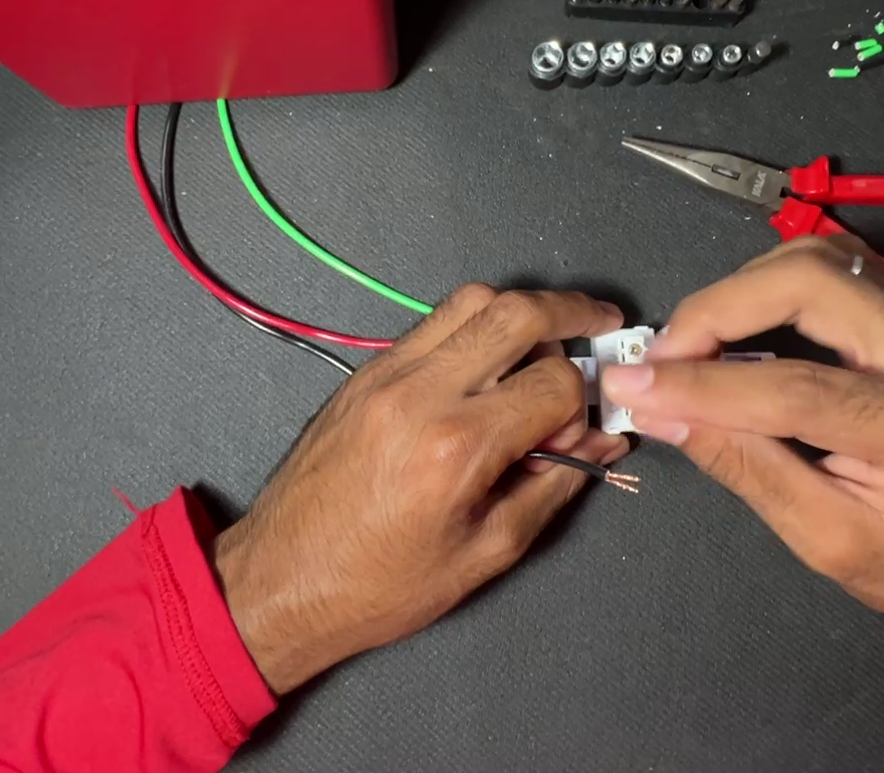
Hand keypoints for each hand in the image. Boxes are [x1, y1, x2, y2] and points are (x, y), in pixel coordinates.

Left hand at [214, 285, 627, 693]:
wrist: (280, 577)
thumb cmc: (385, 584)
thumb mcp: (487, 552)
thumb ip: (553, 485)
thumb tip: (601, 438)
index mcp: (457, 445)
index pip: (554, 384)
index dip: (586, 399)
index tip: (587, 420)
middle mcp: (423, 389)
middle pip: (516, 313)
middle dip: (573, 311)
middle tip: (603, 323)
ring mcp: (389, 369)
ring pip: (473, 300)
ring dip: (522, 308)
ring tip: (549, 337)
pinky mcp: (369, 367)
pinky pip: (436, 321)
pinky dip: (477, 324)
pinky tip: (492, 356)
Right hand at [600, 237, 883, 645]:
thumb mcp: (826, 539)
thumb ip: (744, 464)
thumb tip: (659, 410)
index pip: (802, 390)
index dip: (706, 384)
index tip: (633, 384)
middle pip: (816, 283)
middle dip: (718, 309)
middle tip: (663, 355)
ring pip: (820, 259)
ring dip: (738, 291)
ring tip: (693, 343)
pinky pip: (831, 264)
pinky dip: (766, 282)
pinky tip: (738, 319)